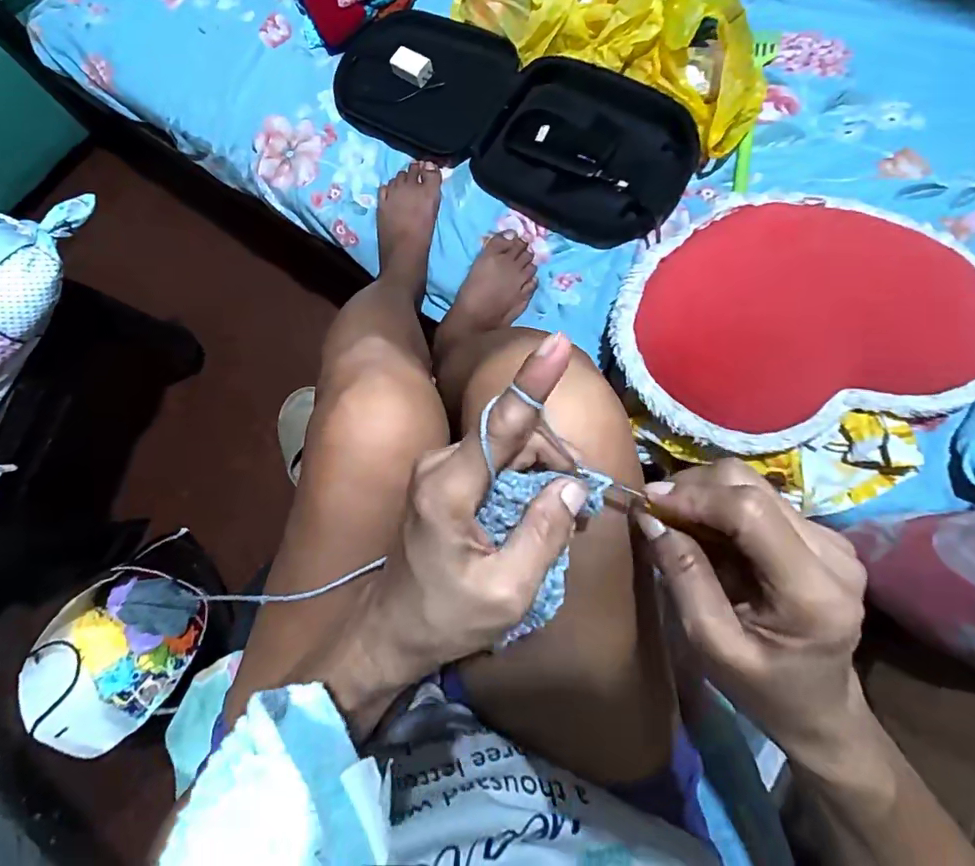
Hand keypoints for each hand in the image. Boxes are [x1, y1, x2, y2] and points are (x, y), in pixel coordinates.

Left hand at [341, 333, 590, 698]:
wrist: (390, 629)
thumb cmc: (445, 619)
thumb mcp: (506, 593)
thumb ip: (543, 535)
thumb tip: (574, 486)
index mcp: (447, 489)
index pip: (498, 425)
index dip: (531, 382)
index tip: (557, 344)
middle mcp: (438, 464)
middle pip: (513, 434)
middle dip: (556, 459)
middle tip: (584, 507)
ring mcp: (437, 466)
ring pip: (507, 444)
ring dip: (544, 469)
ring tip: (566, 515)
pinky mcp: (442, 475)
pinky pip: (494, 458)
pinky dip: (524, 476)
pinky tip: (541, 508)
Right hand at [636, 465, 871, 770]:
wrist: (819, 708)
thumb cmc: (763, 689)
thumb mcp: (712, 645)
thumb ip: (684, 578)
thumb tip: (649, 519)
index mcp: (812, 591)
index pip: (750, 511)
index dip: (695, 496)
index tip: (647, 501)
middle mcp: (833, 554)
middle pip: (750, 485)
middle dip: (694, 489)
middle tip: (656, 513)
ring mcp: (832, 540)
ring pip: (753, 482)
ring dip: (705, 494)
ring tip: (677, 521)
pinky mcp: (821, 534)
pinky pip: (760, 497)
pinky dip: (720, 504)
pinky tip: (705, 531)